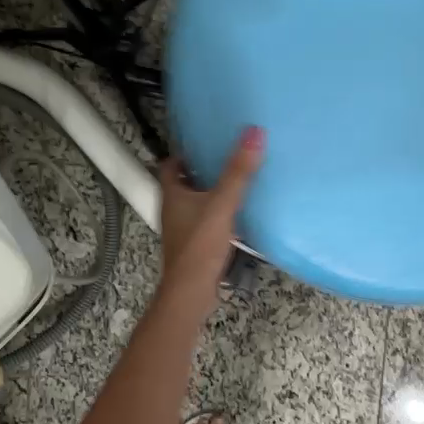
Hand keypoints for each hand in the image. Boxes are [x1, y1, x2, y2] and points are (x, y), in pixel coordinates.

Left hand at [156, 126, 265, 303]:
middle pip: (184, 184)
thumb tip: (254, 133)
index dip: (184, 153)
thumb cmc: (200, 245)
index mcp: (172, 194)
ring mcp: (182, 229)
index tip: (205, 142)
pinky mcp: (194, 246)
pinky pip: (205, 222)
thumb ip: (238, 171)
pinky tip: (239, 214)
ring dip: (211, 193)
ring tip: (237, 181)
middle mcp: (173, 210)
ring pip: (195, 204)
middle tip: (227, 158)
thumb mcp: (222, 204)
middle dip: (202, 171)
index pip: (170, 165)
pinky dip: (218, 215)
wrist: (192, 291)